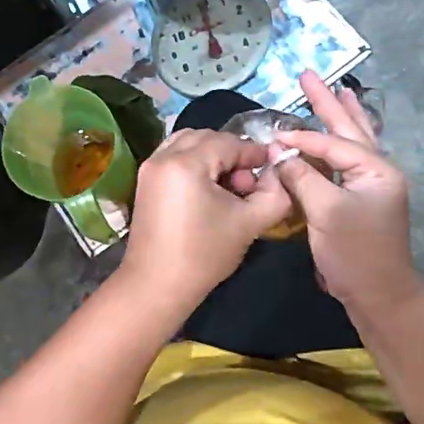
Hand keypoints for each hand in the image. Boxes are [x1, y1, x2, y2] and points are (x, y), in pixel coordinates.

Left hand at [119, 129, 292, 303]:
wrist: (157, 286)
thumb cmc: (204, 254)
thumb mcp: (250, 223)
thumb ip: (274, 193)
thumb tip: (278, 174)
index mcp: (186, 163)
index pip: (229, 143)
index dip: (254, 153)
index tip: (271, 168)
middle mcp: (163, 156)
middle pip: (207, 137)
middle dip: (232, 153)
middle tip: (246, 184)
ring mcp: (150, 167)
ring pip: (189, 143)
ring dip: (213, 155)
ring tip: (227, 186)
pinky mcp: (145, 181)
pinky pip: (175, 156)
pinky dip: (195, 162)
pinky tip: (207, 190)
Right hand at [271, 72, 421, 313]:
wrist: (379, 295)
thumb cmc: (355, 253)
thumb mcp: (326, 213)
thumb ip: (302, 177)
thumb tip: (279, 153)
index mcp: (377, 169)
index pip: (333, 143)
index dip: (301, 137)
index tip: (272, 136)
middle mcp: (379, 171)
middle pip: (350, 128)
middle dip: (329, 102)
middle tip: (309, 75)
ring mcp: (373, 185)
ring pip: (354, 141)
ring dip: (342, 116)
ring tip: (338, 90)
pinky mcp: (362, 200)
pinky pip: (348, 163)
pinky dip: (337, 146)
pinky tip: (334, 136)